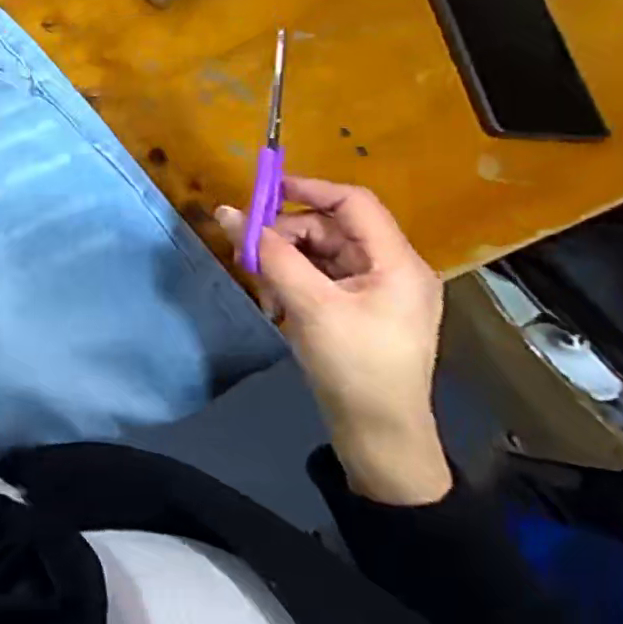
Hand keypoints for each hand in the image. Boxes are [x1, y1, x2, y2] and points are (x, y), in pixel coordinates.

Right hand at [217, 178, 451, 505]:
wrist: (378, 436)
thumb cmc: (354, 366)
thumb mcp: (308, 304)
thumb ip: (268, 253)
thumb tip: (225, 212)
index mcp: (396, 263)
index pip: (352, 202)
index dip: (307, 188)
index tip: (261, 192)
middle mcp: (390, 269)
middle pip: (328, 228)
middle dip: (284, 236)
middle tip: (247, 255)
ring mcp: (374, 290)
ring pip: (318, 252)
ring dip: (283, 263)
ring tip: (263, 291)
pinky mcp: (357, 308)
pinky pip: (318, 276)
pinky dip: (292, 282)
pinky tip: (275, 305)